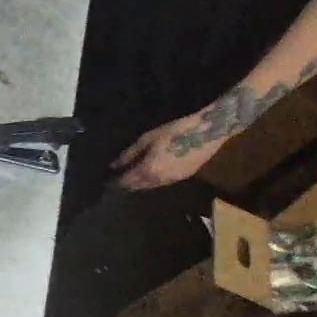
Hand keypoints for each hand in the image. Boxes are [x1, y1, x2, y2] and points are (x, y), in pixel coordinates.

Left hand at [112, 110, 229, 190]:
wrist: (211, 130)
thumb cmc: (177, 131)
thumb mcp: (148, 139)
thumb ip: (128, 154)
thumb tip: (113, 166)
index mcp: (147, 171)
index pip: (125, 182)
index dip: (114, 183)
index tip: (106, 182)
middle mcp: (158, 180)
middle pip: (136, 187)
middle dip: (125, 185)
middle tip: (117, 181)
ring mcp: (172, 180)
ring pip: (149, 187)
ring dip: (139, 184)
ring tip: (131, 178)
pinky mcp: (184, 177)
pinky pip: (161, 183)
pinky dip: (152, 181)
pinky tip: (149, 175)